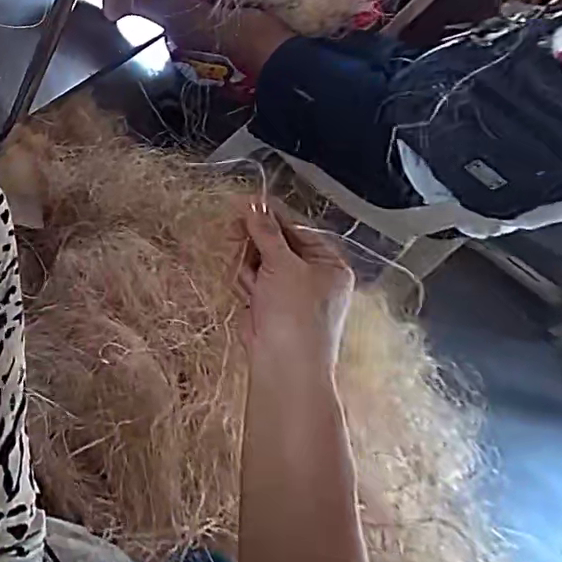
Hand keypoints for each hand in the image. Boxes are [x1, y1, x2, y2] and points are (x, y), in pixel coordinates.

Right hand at [235, 200, 353, 373]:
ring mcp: (288, 287)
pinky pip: (250, 276)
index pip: (295, 228)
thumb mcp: (282, 265)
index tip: (242, 202)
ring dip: (247, 265)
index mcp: (327, 263)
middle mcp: (311, 272)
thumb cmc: (294, 310)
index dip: (269, 215)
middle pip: (273, 241)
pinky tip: (247, 294)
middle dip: (254, 243)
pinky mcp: (268, 298)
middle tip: (233, 236)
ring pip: (257, 258)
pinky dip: (245, 280)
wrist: (284, 359)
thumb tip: (253, 203)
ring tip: (250, 282)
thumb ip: (266, 232)